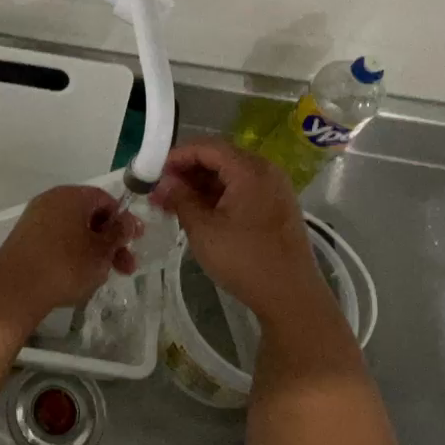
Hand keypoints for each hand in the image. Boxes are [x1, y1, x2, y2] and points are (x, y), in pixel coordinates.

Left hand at [0, 185, 140, 328]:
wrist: (16, 289)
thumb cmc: (66, 265)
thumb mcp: (101, 251)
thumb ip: (119, 233)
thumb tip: (127, 221)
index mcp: (71, 196)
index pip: (104, 199)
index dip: (123, 220)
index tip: (135, 241)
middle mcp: (51, 200)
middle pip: (89, 216)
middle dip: (110, 241)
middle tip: (125, 267)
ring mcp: (34, 219)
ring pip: (73, 231)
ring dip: (93, 251)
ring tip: (102, 277)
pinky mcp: (24, 239)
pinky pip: (56, 241)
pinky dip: (71, 254)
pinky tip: (78, 277)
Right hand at [150, 139, 328, 325]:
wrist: (291, 296)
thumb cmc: (245, 260)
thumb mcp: (203, 229)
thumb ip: (180, 199)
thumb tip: (162, 183)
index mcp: (250, 170)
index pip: (206, 147)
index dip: (176, 156)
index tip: (153, 172)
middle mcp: (266, 171)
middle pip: (219, 158)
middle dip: (187, 171)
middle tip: (160, 189)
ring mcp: (274, 188)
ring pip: (230, 174)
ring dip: (201, 185)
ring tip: (174, 203)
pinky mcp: (276, 206)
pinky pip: (242, 189)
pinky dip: (218, 195)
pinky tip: (199, 212)